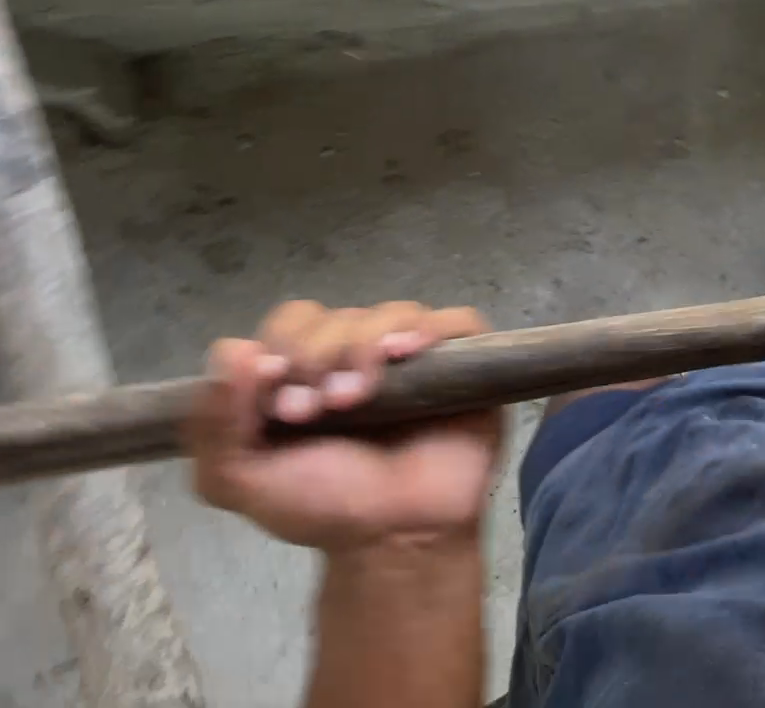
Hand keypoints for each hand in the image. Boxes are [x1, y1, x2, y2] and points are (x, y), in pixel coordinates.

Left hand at [185, 301, 501, 553]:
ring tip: (359, 396)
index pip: (295, 321)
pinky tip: (409, 352)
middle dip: (319, 355)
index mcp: (311, 373)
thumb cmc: (325, 505)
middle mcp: (364, 356)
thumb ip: (214, 423)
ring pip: (395, 311)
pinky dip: (432, 326)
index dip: (283, 345)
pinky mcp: (471, 363)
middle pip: (342, 316)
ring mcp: (420, 358)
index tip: (279, 399)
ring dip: (365, 345)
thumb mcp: (239, 478)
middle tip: (318, 410)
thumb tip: (235, 350)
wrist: (396, 533)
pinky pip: (458, 320)